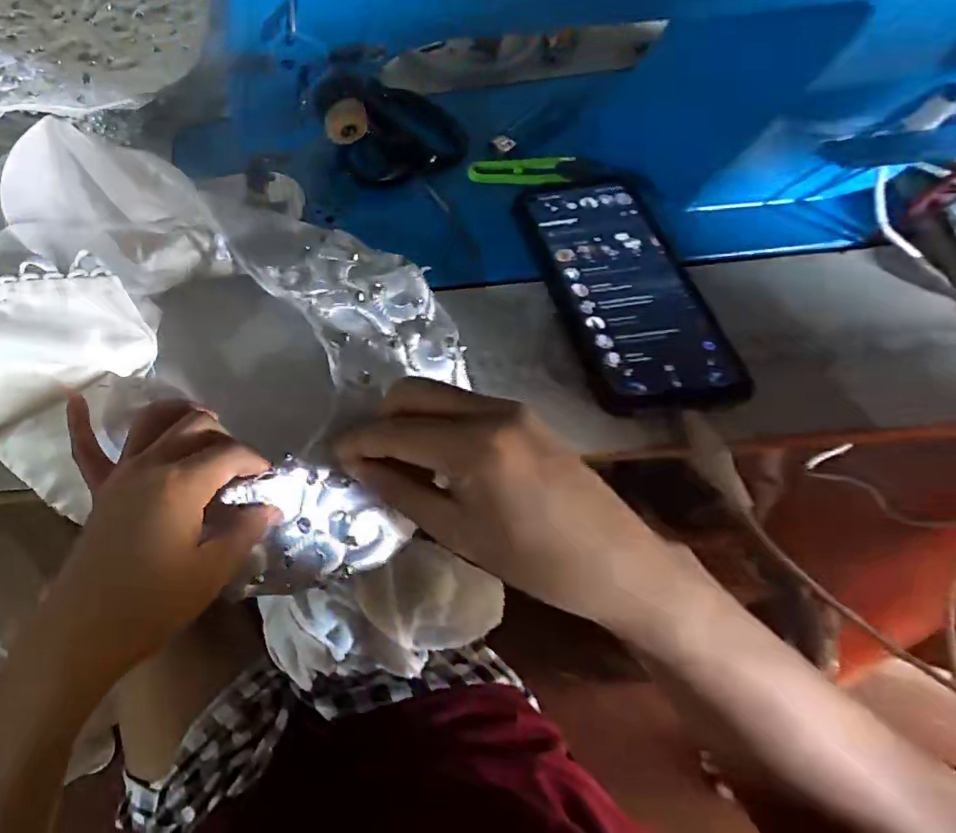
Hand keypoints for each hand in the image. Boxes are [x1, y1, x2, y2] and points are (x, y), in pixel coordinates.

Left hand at [34, 395, 277, 687]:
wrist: (85, 631)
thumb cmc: (153, 604)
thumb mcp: (210, 572)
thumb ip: (243, 531)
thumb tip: (269, 507)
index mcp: (181, 482)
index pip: (228, 452)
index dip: (253, 461)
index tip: (266, 480)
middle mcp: (150, 464)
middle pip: (193, 425)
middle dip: (223, 436)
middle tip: (237, 467)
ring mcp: (121, 473)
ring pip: (150, 422)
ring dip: (177, 414)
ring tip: (199, 422)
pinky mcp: (100, 489)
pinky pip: (87, 449)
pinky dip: (82, 423)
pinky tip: (75, 399)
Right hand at [334, 379, 704, 634]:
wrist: (620, 563)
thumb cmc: (537, 563)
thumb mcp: (460, 534)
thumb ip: (402, 492)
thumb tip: (359, 466)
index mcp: (474, 445)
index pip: (396, 429)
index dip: (359, 440)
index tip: (334, 455)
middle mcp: (491, 410)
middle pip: (412, 392)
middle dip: (380, 418)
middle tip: (367, 456)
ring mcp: (511, 407)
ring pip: (437, 393)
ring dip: (408, 416)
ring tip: (398, 458)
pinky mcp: (524, 413)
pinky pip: (463, 403)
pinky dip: (437, 420)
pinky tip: (437, 455)